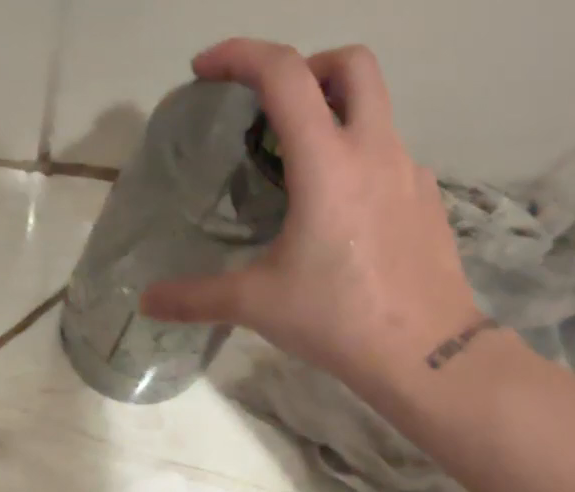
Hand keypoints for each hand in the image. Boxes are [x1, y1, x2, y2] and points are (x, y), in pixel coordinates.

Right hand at [140, 38, 482, 390]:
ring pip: (376, 110)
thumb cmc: (337, 319)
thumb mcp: (258, 305)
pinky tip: (341, 219)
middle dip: (308, 68)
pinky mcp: (427, 200)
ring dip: (335, 118)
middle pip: (350, 63)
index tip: (205, 70)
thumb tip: (147, 302)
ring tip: (300, 176)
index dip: (239, 55)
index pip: (284, 73)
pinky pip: (390, 158)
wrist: (424, 353)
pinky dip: (358, 163)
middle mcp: (374, 150)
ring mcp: (409, 172)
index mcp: (327, 163)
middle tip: (274, 111)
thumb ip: (197, 298)